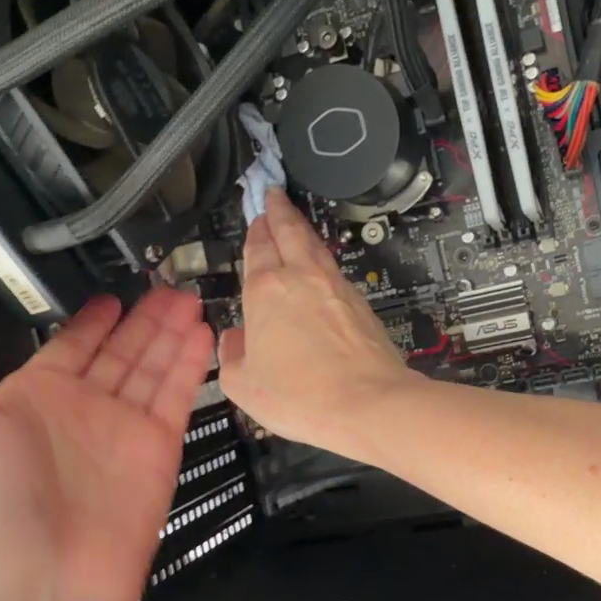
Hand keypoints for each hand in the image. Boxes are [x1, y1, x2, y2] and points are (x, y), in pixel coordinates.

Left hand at [0, 264, 213, 600]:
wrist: (44, 584)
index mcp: (28, 401)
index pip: (69, 346)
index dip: (92, 319)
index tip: (112, 293)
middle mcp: (79, 412)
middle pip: (120, 350)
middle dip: (144, 317)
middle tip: (166, 285)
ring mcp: (122, 429)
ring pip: (153, 365)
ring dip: (172, 331)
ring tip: (189, 298)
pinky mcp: (158, 446)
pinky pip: (178, 392)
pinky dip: (192, 362)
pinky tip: (202, 333)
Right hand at [217, 189, 419, 453]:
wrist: (368, 404)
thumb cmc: (302, 396)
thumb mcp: (243, 384)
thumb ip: (231, 356)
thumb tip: (234, 341)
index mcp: (266, 290)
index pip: (258, 246)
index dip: (256, 227)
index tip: (256, 212)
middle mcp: (303, 279)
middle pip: (291, 233)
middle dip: (281, 212)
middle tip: (275, 196)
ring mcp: (337, 289)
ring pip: (317, 248)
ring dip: (304, 231)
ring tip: (296, 223)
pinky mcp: (361, 305)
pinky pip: (336, 272)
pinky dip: (324, 262)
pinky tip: (322, 271)